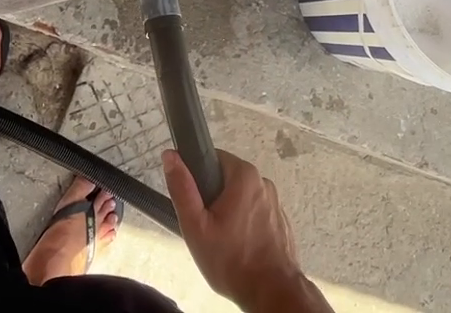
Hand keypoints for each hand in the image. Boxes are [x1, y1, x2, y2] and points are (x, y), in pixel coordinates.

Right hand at [163, 149, 327, 311]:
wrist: (273, 294)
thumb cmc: (233, 261)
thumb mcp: (196, 226)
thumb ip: (182, 188)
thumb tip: (170, 156)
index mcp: (244, 175)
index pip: (213, 158)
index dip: (199, 179)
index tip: (196, 204)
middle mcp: (263, 182)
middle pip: (227, 180)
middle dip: (213, 201)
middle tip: (206, 227)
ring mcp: (275, 202)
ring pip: (241, 199)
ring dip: (229, 214)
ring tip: (222, 242)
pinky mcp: (280, 221)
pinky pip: (255, 214)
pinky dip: (245, 226)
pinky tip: (240, 248)